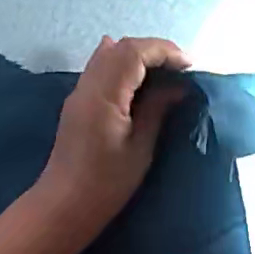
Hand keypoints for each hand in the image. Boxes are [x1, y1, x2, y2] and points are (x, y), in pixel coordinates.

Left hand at [32, 36, 190, 235]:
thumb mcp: (140, 148)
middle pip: (119, 48)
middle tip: (180, 69)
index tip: (189, 66)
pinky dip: (122, 68)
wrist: (65, 205)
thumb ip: (157, 109)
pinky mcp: (77, 105)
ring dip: (137, 57)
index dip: (164, 51)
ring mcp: (78, 94)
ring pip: (107, 56)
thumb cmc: (106, 183)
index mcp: (103, 95)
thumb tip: (178, 87)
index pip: (133, 52)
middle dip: (153, 51)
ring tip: (163, 74)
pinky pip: (99, 71)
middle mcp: (86, 86)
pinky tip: (139, 83)